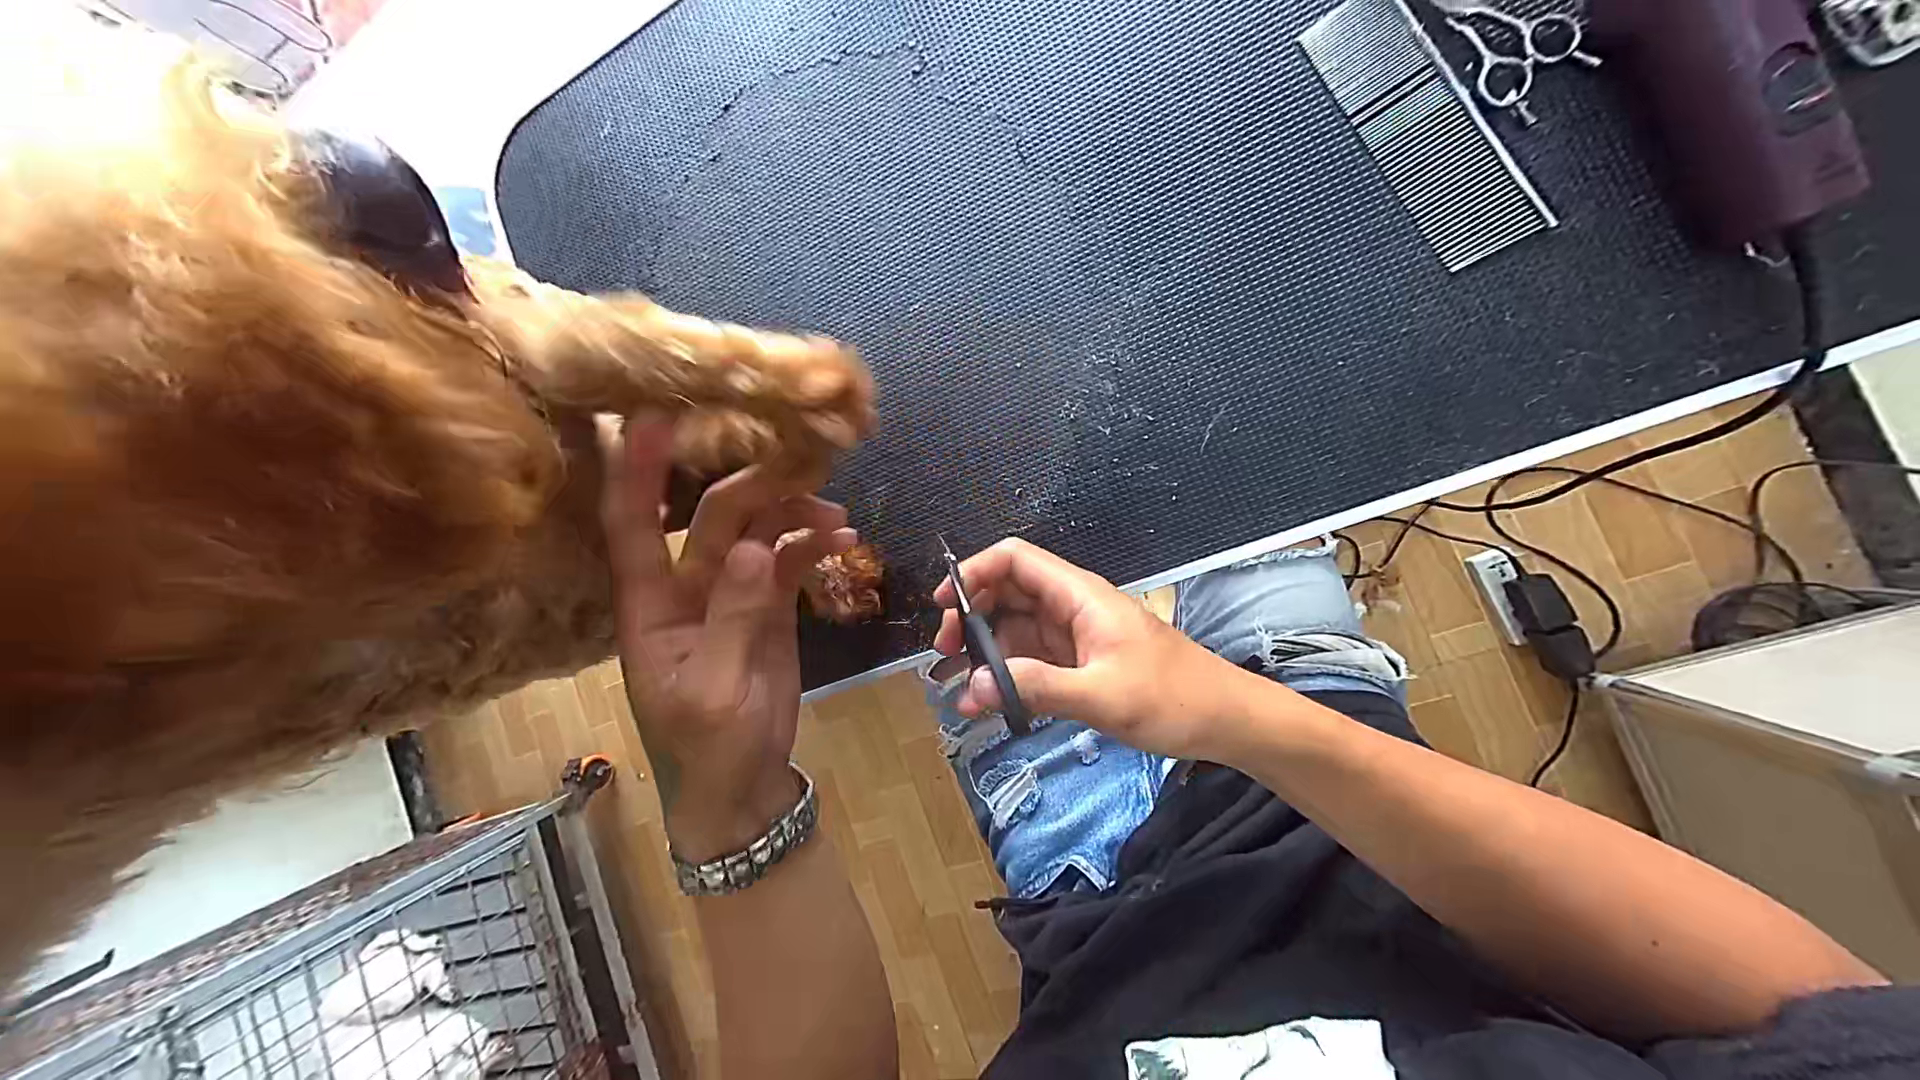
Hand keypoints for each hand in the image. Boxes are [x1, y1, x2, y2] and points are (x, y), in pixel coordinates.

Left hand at [600, 414, 857, 859]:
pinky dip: (814, 544)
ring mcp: (732, 591)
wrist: (742, 784)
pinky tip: (845, 541)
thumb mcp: (717, 692)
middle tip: (803, 472)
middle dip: (754, 488)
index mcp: (650, 605)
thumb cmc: (710, 748)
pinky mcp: (768, 602)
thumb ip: (734, 618)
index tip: (649, 415)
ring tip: (837, 518)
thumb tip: (756, 549)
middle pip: (715, 516)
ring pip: (759, 530)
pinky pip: (789, 557)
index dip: (637, 470)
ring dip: (794, 514)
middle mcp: (686, 585)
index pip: (633, 525)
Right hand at [932, 538, 1281, 760]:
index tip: (944, 606)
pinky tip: (986, 703)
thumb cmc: (1173, 697)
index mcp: (1078, 596)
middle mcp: (1069, 608)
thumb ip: (1040, 687)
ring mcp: (1070, 637)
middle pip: (1004, 594)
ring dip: (982, 655)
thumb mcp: (1104, 695)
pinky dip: (1004, 678)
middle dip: (968, 619)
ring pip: (1011, 632)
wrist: (1223, 720)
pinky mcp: (1074, 664)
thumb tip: (975, 684)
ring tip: (958, 689)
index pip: (1014, 560)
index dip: (973, 572)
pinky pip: (1027, 662)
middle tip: (945, 656)